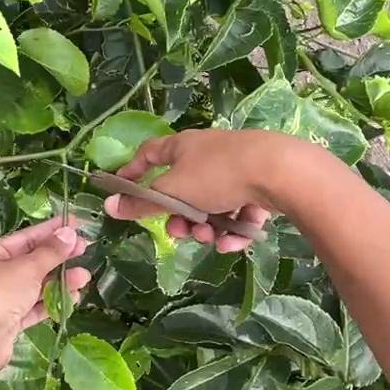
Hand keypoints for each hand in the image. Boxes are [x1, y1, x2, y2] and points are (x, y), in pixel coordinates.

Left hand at [0, 217, 90, 352]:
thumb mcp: (27, 268)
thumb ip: (51, 252)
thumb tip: (69, 233)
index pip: (24, 238)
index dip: (49, 230)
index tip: (73, 223)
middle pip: (30, 262)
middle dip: (58, 257)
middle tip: (84, 248)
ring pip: (34, 286)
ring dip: (59, 281)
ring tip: (85, 277)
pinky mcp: (7, 321)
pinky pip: (32, 306)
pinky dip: (51, 302)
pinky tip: (73, 297)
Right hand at [102, 129, 286, 252]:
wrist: (281, 172)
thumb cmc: (218, 175)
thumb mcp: (173, 193)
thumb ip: (141, 203)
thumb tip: (108, 205)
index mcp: (183, 146)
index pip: (150, 153)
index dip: (134, 171)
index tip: (123, 188)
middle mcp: (208, 154)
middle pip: (184, 190)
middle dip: (180, 217)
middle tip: (181, 233)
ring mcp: (237, 169)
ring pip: (212, 205)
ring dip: (208, 228)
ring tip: (214, 240)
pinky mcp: (261, 185)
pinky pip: (239, 211)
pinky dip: (234, 229)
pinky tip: (236, 243)